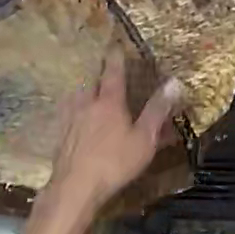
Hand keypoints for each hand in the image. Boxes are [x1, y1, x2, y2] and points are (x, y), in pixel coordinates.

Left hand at [39, 53, 182, 221]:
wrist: (75, 186)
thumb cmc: (114, 163)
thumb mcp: (143, 139)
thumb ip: (157, 111)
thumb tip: (174, 83)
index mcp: (108, 102)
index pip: (113, 74)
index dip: (116, 60)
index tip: (116, 48)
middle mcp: (86, 105)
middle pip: (91, 83)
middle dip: (98, 75)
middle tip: (102, 69)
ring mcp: (69, 120)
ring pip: (76, 97)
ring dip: (83, 91)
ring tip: (87, 90)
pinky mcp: (60, 136)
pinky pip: (66, 115)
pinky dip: (72, 110)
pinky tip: (72, 118)